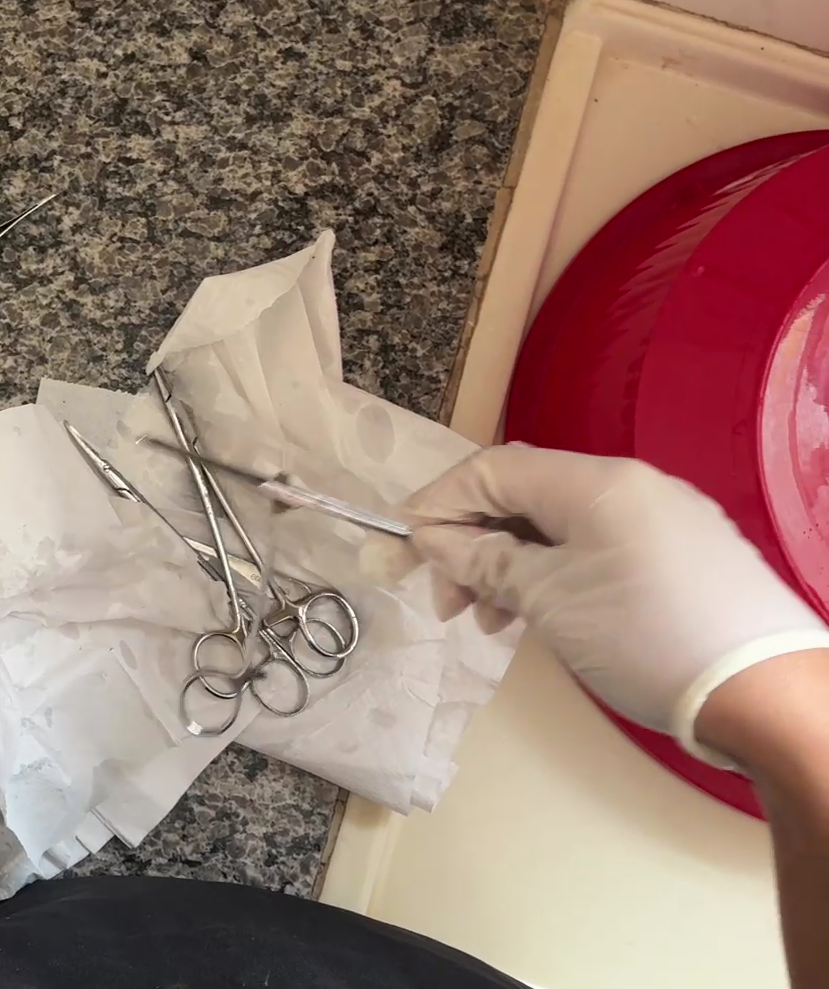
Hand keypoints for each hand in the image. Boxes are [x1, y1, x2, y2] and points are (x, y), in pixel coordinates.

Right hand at [400, 445, 828, 764]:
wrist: (778, 705)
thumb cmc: (645, 635)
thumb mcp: (541, 594)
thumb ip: (474, 556)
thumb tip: (429, 540)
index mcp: (595, 483)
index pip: (487, 471)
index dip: (433, 504)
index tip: (398, 545)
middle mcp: (625, 487)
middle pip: (512, 497)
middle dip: (463, 541)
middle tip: (437, 592)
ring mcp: (653, 521)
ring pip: (542, 527)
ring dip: (496, 564)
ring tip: (478, 615)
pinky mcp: (670, 555)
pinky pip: (580, 548)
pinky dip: (538, 573)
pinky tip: (522, 614)